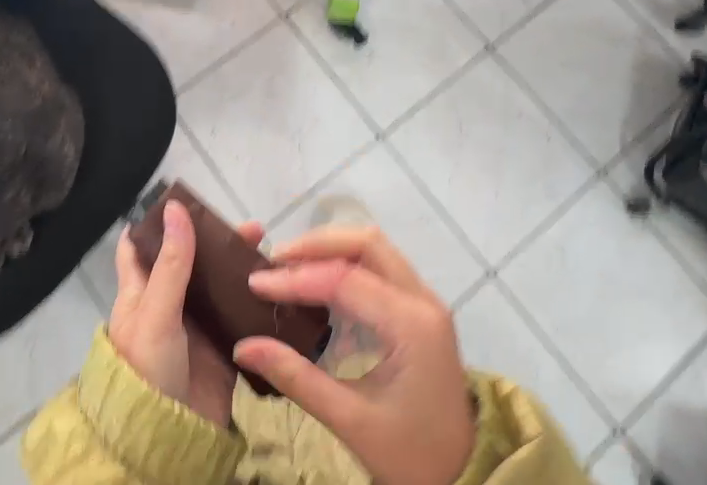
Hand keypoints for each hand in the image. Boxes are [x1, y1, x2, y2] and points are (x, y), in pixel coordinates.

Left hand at [108, 200, 264, 427]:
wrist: (169, 438)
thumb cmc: (148, 369)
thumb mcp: (154, 312)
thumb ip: (171, 263)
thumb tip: (176, 209)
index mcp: (139, 293)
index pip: (140, 249)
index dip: (156, 224)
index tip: (182, 200)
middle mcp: (167, 306)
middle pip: (189, 263)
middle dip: (214, 242)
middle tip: (249, 225)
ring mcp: (196, 328)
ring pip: (218, 288)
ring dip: (238, 268)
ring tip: (268, 248)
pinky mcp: (222, 349)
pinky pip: (240, 318)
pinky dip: (255, 302)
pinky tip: (279, 286)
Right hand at [236, 227, 474, 484]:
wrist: (464, 477)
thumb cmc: (410, 454)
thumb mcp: (350, 421)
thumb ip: (296, 377)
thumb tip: (242, 346)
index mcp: (413, 325)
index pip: (344, 279)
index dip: (296, 277)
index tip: (255, 283)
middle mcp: (424, 301)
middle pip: (366, 244)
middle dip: (315, 245)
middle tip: (273, 263)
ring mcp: (425, 303)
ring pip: (374, 249)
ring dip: (330, 250)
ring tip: (289, 269)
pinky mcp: (420, 312)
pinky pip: (380, 268)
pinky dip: (345, 265)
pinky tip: (317, 286)